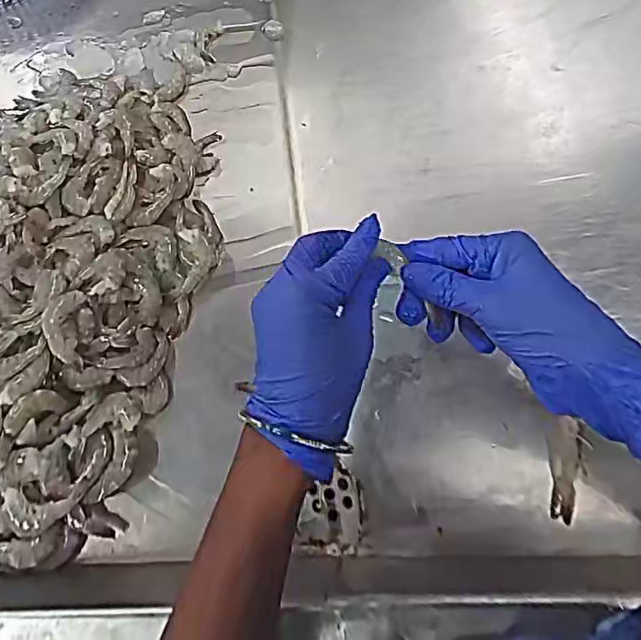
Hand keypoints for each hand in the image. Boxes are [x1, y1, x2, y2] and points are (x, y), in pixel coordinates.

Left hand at [243, 215, 384, 479]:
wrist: (293, 413)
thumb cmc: (329, 379)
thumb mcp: (356, 332)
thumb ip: (363, 291)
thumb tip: (374, 265)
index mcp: (309, 287)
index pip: (342, 255)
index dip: (361, 241)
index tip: (374, 226)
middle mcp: (283, 284)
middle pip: (311, 248)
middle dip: (336, 242)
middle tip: (362, 245)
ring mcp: (271, 295)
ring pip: (298, 261)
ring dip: (322, 256)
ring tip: (350, 264)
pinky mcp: (266, 307)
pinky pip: (290, 279)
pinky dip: (310, 274)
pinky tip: (330, 284)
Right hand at [400, 231, 640, 464]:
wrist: (600, 379)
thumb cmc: (551, 334)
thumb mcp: (486, 304)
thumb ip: (441, 284)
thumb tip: (409, 269)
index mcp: (502, 249)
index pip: (443, 248)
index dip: (416, 264)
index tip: (393, 279)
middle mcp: (504, 264)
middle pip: (447, 271)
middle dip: (430, 293)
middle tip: (414, 316)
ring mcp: (508, 290)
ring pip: (457, 294)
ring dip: (448, 313)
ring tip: (448, 332)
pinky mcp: (512, 316)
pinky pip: (473, 312)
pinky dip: (468, 325)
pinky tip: (480, 340)